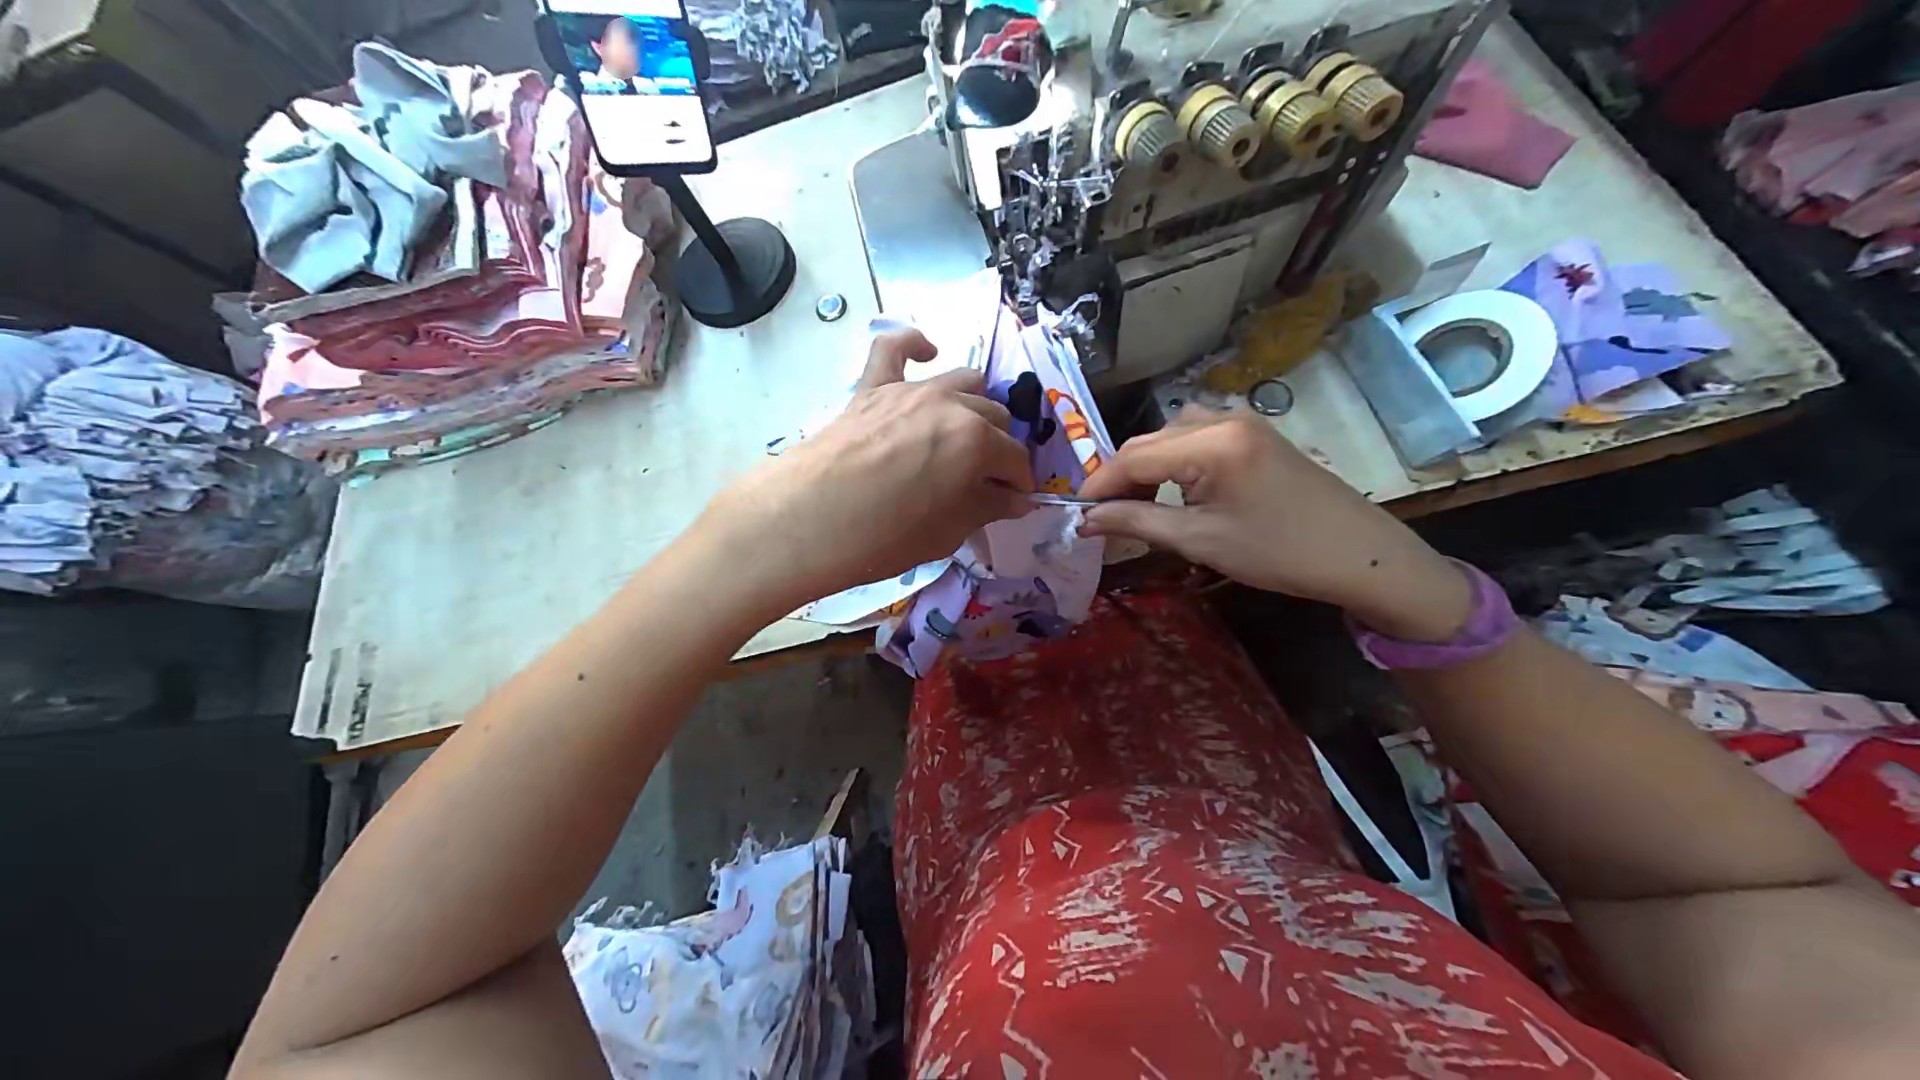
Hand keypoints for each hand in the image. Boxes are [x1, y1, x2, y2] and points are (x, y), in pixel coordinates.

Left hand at [697, 330, 1033, 613]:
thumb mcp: (947, 533)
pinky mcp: (872, 387)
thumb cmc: (884, 537)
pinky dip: (914, 345)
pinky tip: (927, 352)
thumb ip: (987, 508)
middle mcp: (951, 404)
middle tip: (983, 479)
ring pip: (962, 381)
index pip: (1014, 458)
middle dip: (997, 449)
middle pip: (993, 418)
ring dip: (973, 407)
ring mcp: (909, 389)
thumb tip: (1016, 499)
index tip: (1012, 500)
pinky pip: (895, 347)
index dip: (1018, 483)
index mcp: (978, 442)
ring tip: (962, 433)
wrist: (808, 521)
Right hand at [1078, 406, 1472, 641]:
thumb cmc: (1278, 552)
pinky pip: (1197, 434)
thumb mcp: (1199, 540)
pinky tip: (1173, 486)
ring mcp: (1243, 420)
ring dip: (1146, 465)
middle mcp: (1224, 418)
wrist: (1359, 554)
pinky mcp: (1255, 431)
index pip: (1133, 455)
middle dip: (1120, 475)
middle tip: (1103, 514)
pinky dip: (1173, 458)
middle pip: (1149, 440)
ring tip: (1135, 502)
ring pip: (1170, 435)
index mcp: (1211, 442)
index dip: (1099, 483)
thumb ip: (1136, 521)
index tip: (1077, 512)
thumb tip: (1088, 519)